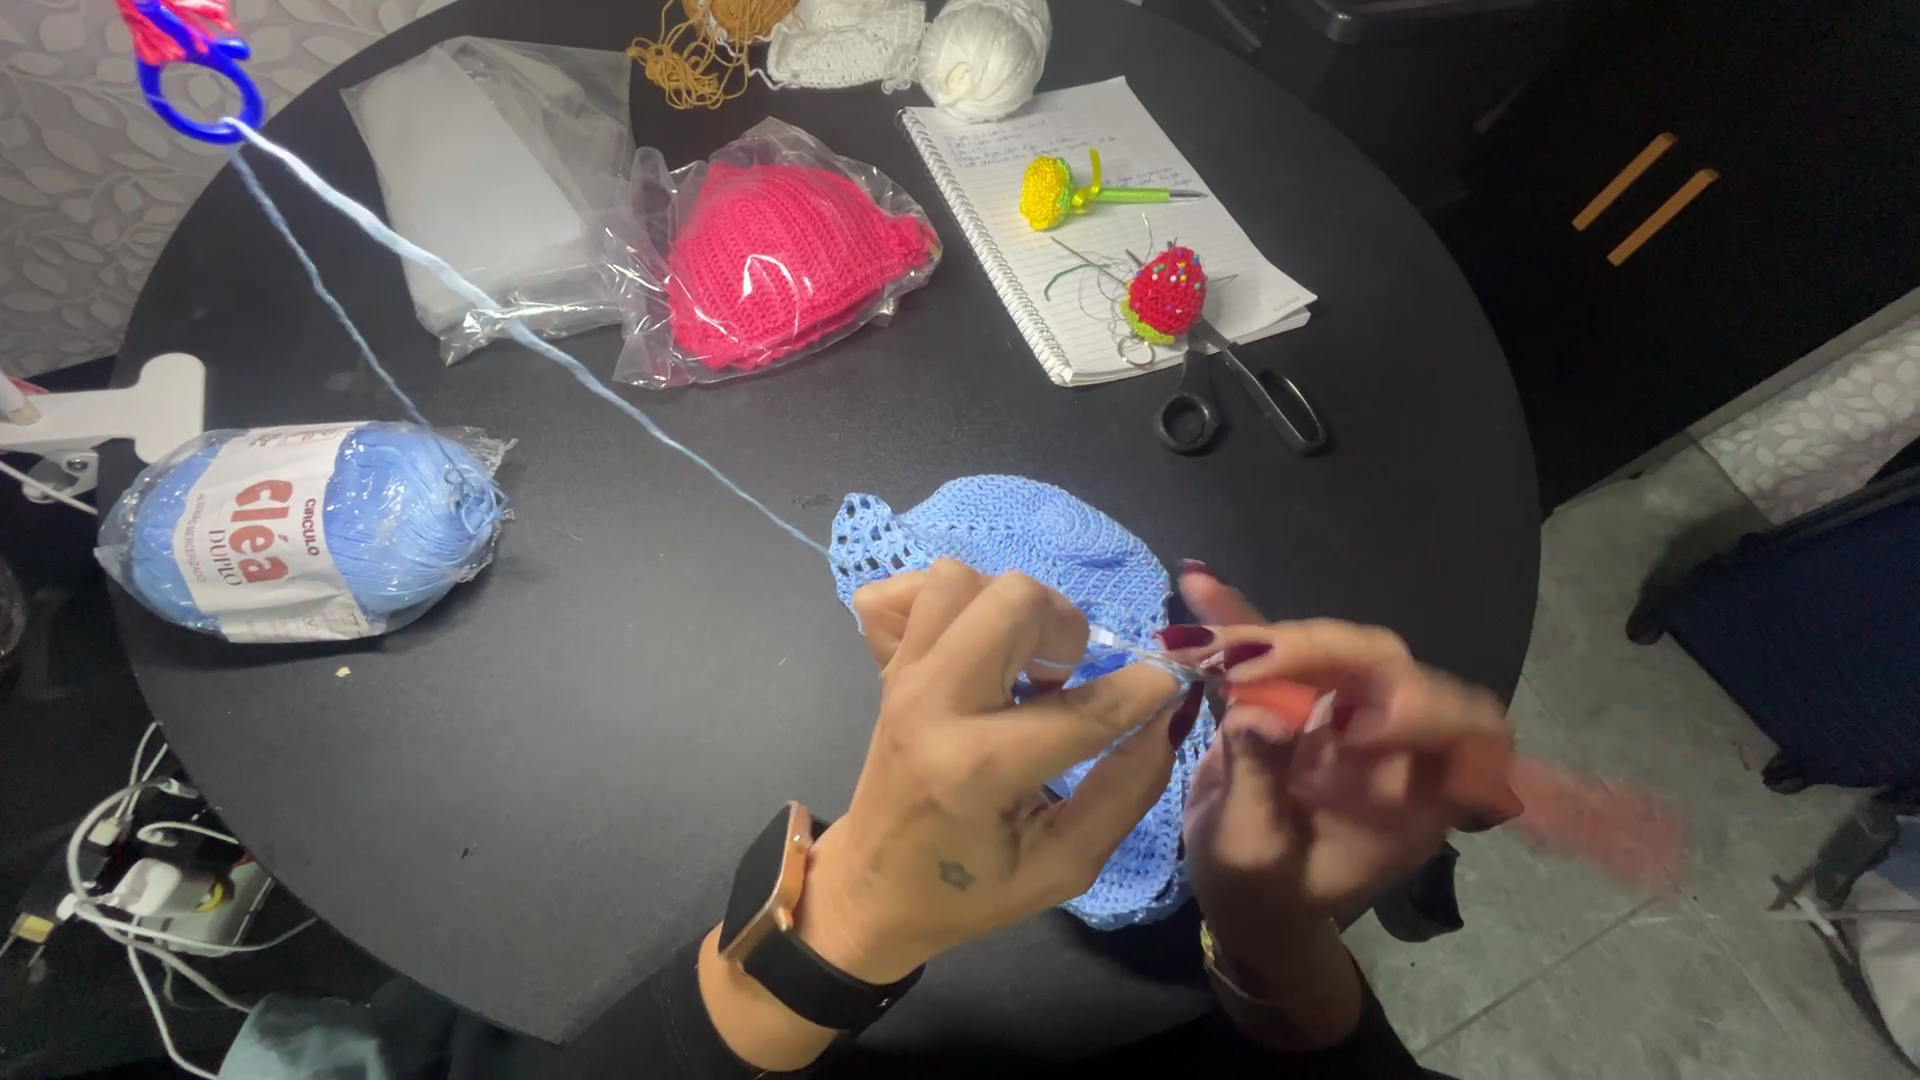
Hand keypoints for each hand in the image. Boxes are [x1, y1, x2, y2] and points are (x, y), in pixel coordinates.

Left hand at [799, 559, 1201, 983]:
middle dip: (1063, 626)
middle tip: (1066, 674)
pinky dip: (939, 600)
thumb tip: (1168, 713)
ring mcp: (900, 676)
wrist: (873, 888)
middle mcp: (933, 704)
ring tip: (1018, 658)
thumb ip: (1128, 789)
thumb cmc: (971, 890)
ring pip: (957, 579)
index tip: (1168, 680)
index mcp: (978, 769)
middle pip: (1012, 599)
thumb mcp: (1066, 865)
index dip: (1144, 688)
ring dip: (1006, 607)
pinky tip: (965, 640)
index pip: (1082, 709)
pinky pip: (897, 591)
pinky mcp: (882, 664)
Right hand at [1164, 571, 1511, 956]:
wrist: (1243, 895)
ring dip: (1260, 633)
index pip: (1464, 729)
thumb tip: (1258, 710)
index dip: (1425, 710)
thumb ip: (1260, 782)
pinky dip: (1234, 618)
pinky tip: (1197, 582)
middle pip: (1381, 665)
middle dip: (1315, 651)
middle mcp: (1389, 742)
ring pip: (1323, 647)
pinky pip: (1270, 651)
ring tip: (1202, 640)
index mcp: (1413, 795)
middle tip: (1244, 659)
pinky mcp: (1294, 695)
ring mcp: (1340, 711)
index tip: (1352, 726)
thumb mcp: (1256, 853)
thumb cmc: (1263, 893)